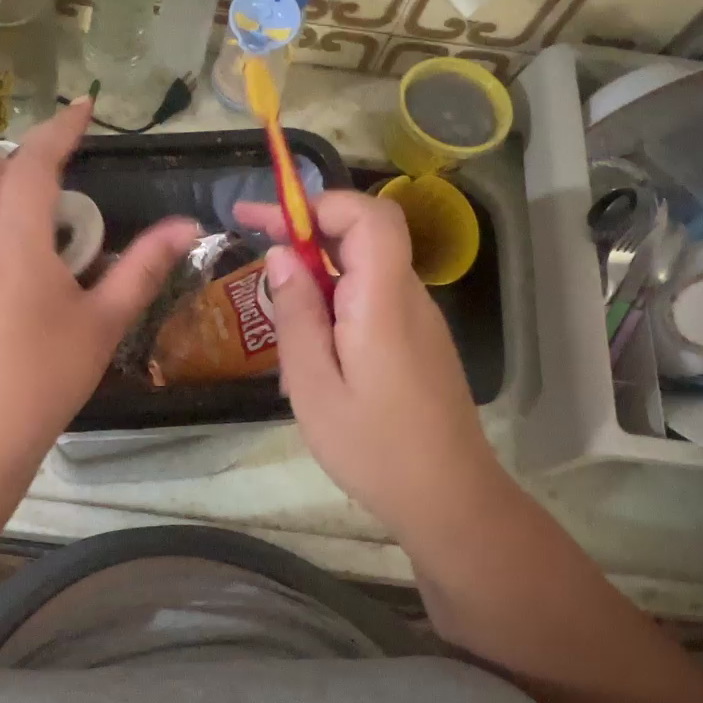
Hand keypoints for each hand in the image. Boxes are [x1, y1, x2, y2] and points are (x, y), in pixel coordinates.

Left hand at [0, 99, 198, 469]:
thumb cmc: (46, 379)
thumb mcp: (103, 322)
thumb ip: (144, 266)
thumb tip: (187, 225)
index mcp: (15, 235)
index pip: (35, 158)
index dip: (61, 128)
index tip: (82, 109)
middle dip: (22, 162)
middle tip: (53, 192)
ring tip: (5, 210)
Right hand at [233, 191, 497, 527]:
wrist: (449, 499)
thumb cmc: (374, 448)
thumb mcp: (314, 387)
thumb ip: (296, 316)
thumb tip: (282, 256)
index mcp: (384, 301)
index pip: (367, 215)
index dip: (317, 203)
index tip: (266, 218)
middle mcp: (409, 299)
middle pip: (364, 238)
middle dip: (306, 233)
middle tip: (253, 246)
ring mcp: (420, 323)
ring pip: (365, 274)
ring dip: (318, 278)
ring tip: (279, 325)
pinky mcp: (420, 346)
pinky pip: (374, 305)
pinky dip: (337, 308)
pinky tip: (314, 358)